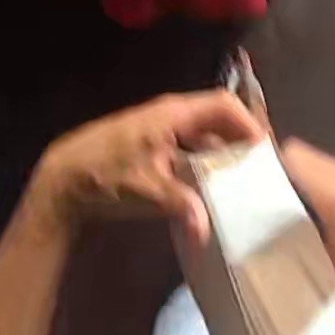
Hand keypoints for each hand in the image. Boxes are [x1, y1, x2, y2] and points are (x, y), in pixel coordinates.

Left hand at [29, 91, 264, 242]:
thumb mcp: (146, 189)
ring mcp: (163, 126)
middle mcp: (172, 113)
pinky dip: (209, 157)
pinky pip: (193, 142)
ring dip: (226, 149)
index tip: (267, 153)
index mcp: (174, 113)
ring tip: (246, 179)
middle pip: (218, 115)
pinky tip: (215, 184)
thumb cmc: (107, 173)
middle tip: (263, 169)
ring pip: (206, 130)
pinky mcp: (156, 141)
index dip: (248, 122)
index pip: (223, 103)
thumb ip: (181, 205)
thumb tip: (206, 231)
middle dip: (242, 137)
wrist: (67, 174)